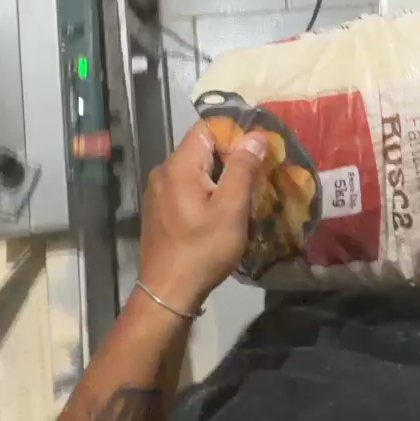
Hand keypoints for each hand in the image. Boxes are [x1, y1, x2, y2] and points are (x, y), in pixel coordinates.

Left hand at [137, 120, 268, 311]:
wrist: (167, 292)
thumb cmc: (203, 250)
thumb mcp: (231, 208)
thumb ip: (243, 168)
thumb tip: (256, 136)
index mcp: (179, 165)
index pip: (207, 128)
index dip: (235, 132)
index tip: (260, 151)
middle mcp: (164, 171)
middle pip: (202, 148)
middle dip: (232, 156)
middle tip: (259, 174)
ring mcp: (159, 191)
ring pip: (196, 169)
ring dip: (222, 176)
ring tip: (245, 194)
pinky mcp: (160, 209)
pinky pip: (188, 187)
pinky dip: (208, 190)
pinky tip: (222, 211)